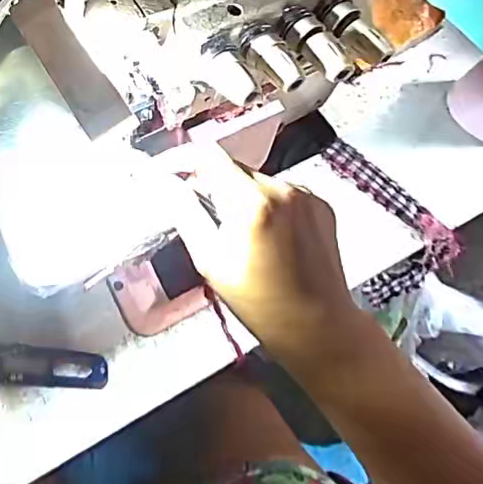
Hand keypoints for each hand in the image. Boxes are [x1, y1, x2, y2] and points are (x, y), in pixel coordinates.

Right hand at [164, 144, 357, 369]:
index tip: (166, 168)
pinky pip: (280, 192)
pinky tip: (266, 237)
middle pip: (234, 168)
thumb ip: (184, 211)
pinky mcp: (320, 204)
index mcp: (254, 202)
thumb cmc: (262, 303)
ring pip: (256, 180)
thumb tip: (162, 182)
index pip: (209, 156)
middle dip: (211, 184)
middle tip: (200, 211)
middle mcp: (284, 189)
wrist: (318, 327)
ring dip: (240, 196)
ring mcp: (306, 195)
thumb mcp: (210, 259)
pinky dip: (265, 205)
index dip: (181, 158)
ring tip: (238, 235)